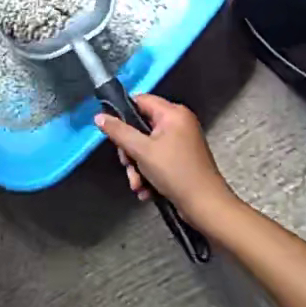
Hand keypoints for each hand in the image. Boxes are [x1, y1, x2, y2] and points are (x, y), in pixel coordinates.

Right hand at [94, 94, 237, 220]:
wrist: (205, 206)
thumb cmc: (176, 173)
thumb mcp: (142, 151)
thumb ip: (119, 132)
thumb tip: (100, 117)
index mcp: (173, 113)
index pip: (140, 101)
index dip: (123, 114)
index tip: (112, 131)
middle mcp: (179, 123)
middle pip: (141, 127)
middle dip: (130, 150)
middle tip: (127, 164)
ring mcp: (181, 142)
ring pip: (147, 146)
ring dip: (137, 166)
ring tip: (137, 184)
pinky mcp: (182, 159)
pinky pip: (157, 159)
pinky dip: (149, 173)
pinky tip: (146, 190)